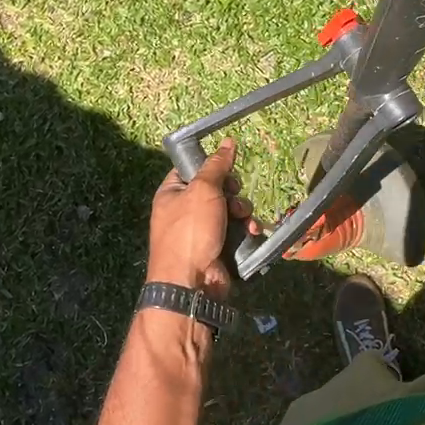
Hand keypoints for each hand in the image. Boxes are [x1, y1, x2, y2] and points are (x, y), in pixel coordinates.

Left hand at [147, 139, 253, 299]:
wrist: (192, 283)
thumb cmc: (191, 229)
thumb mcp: (203, 190)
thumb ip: (217, 165)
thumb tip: (228, 141)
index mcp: (172, 193)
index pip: (193, 170)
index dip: (211, 167)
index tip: (226, 169)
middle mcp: (184, 211)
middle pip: (217, 190)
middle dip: (232, 193)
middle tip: (233, 198)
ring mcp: (201, 232)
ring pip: (230, 211)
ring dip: (242, 212)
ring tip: (244, 220)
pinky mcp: (218, 249)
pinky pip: (236, 231)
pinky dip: (246, 231)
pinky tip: (252, 232)